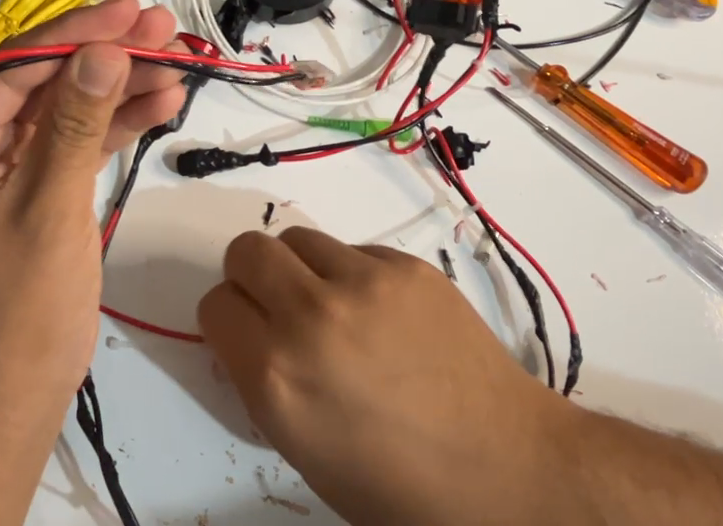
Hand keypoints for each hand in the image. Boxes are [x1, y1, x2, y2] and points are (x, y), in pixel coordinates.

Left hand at [0, 0, 186, 447]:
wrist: (11, 400)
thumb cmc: (16, 314)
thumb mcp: (47, 210)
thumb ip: (75, 125)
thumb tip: (103, 48)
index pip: (13, 68)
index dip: (74, 34)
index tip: (129, 11)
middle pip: (44, 79)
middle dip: (103, 52)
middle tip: (161, 24)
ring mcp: (6, 164)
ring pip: (68, 105)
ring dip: (120, 83)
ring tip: (175, 57)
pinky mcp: (38, 185)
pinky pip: (79, 140)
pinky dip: (118, 123)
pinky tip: (162, 101)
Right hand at [198, 226, 568, 525]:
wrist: (506, 468)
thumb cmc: (396, 484)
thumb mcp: (303, 450)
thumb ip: (263, 381)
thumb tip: (251, 334)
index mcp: (276, 376)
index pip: (215, 306)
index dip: (229, 321)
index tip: (248, 335)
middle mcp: (311, 317)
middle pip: (247, 250)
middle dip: (252, 277)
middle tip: (280, 307)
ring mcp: (364, 284)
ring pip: (298, 238)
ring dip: (301, 269)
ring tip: (334, 307)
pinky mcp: (407, 267)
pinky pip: (354, 250)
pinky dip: (354, 275)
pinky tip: (385, 316)